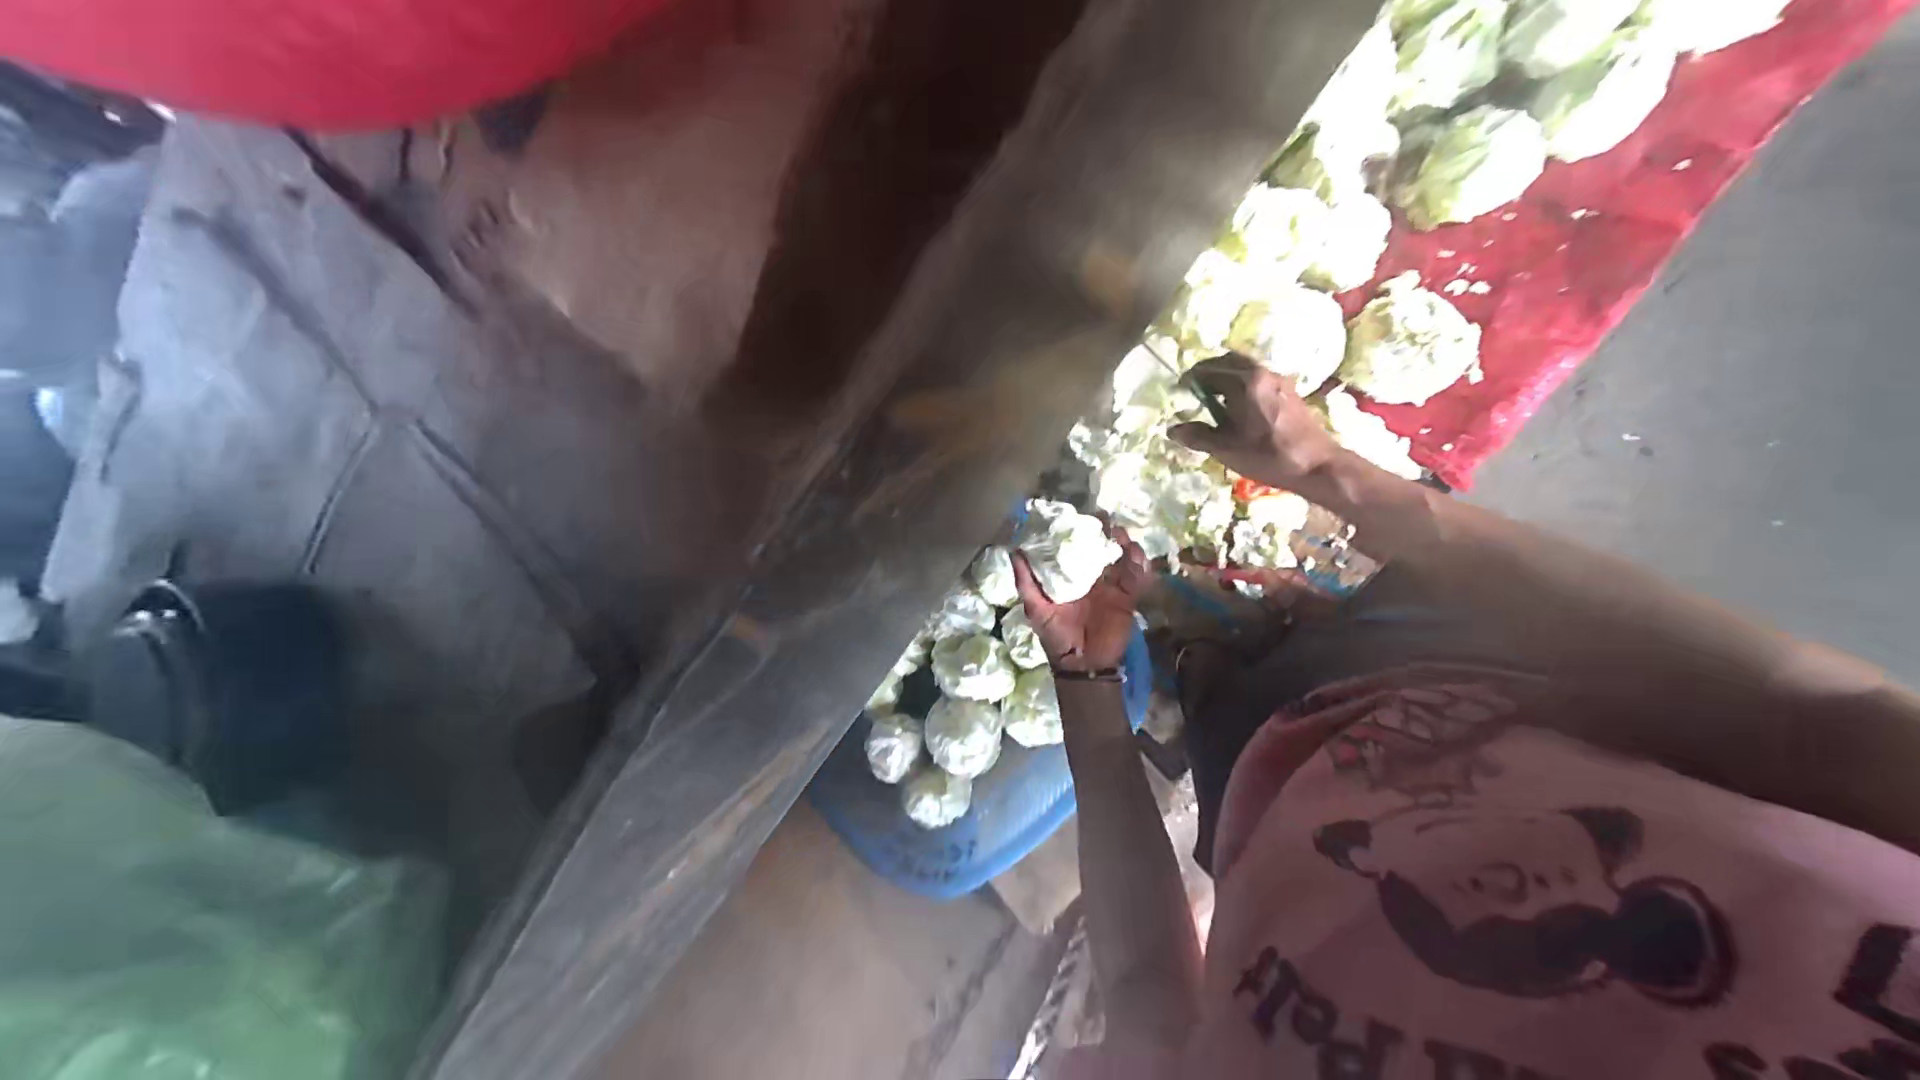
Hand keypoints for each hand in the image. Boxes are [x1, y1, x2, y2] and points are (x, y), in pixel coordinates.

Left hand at [1011, 527, 1152, 673]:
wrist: (1082, 665)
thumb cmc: (1056, 637)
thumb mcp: (1036, 609)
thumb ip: (1026, 583)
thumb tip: (1013, 552)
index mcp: (1070, 578)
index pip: (1075, 549)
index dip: (1078, 532)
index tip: (1078, 515)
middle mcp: (1092, 579)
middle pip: (1101, 549)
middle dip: (1104, 532)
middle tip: (1104, 518)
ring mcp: (1111, 587)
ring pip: (1121, 559)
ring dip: (1123, 545)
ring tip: (1120, 534)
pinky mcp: (1127, 599)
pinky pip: (1136, 579)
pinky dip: (1138, 566)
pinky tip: (1134, 554)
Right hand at [1166, 353, 1343, 491]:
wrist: (1317, 466)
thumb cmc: (1268, 456)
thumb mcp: (1226, 449)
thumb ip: (1198, 436)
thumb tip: (1173, 429)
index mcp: (1245, 382)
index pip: (1208, 370)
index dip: (1190, 379)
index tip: (1179, 392)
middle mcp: (1263, 373)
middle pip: (1229, 361)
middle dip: (1208, 372)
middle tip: (1195, 391)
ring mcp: (1279, 380)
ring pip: (1245, 368)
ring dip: (1226, 378)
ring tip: (1215, 401)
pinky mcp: (1289, 391)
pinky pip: (1258, 378)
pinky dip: (1242, 385)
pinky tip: (1238, 408)